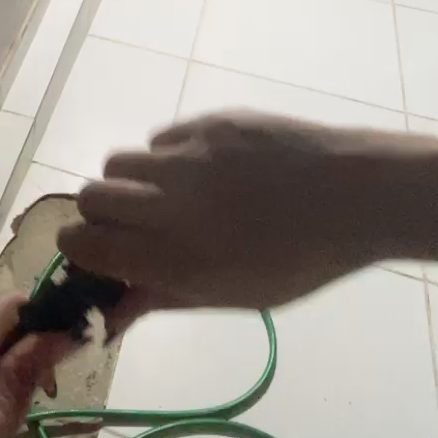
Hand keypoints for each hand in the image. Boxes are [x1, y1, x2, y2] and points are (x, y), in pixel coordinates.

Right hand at [58, 112, 425, 313]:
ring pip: (118, 162)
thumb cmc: (300, 260)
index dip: (79, 247)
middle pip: (89, 196)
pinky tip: (206, 168)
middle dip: (98, 213)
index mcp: (173, 257)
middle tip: (130, 223)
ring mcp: (184, 157)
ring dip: (130, 181)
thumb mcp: (232, 295)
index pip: (83, 244)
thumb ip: (163, 298)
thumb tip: (110, 314)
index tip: (95, 252)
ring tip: (167, 191)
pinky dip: (168, 156)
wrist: (358, 195)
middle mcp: (167, 204)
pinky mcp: (204, 123)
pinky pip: (161, 138)